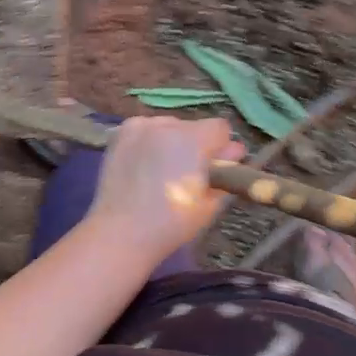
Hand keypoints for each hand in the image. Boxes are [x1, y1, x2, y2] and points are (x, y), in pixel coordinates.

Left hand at [88, 116, 243, 256]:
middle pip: (192, 127)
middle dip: (195, 145)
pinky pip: (145, 130)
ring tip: (161, 172)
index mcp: (192, 139)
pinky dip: (149, 142)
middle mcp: (166, 124)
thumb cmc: (172, 223)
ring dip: (171, 142)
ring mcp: (140, 126)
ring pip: (168, 127)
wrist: (122, 230)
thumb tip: (234, 151)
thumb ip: (226, 171)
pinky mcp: (120, 133)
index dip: (220, 148)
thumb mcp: (210, 202)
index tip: (212, 169)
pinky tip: (143, 165)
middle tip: (185, 174)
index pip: (220, 128)